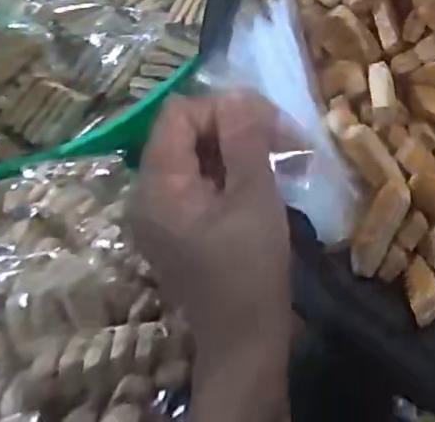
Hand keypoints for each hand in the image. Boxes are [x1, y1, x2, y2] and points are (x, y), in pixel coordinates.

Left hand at [131, 92, 290, 402]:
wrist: (245, 340)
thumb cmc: (251, 268)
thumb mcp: (254, 197)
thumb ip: (244, 139)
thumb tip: (237, 93)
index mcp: (158, 185)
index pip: (181, 114)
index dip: (225, 109)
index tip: (268, 126)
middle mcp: (149, 191)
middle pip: (189, 128)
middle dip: (238, 124)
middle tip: (286, 138)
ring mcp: (163, 206)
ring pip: (200, 147)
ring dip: (242, 142)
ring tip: (286, 152)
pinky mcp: (180, 217)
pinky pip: (203, 172)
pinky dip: (235, 164)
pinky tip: (268, 172)